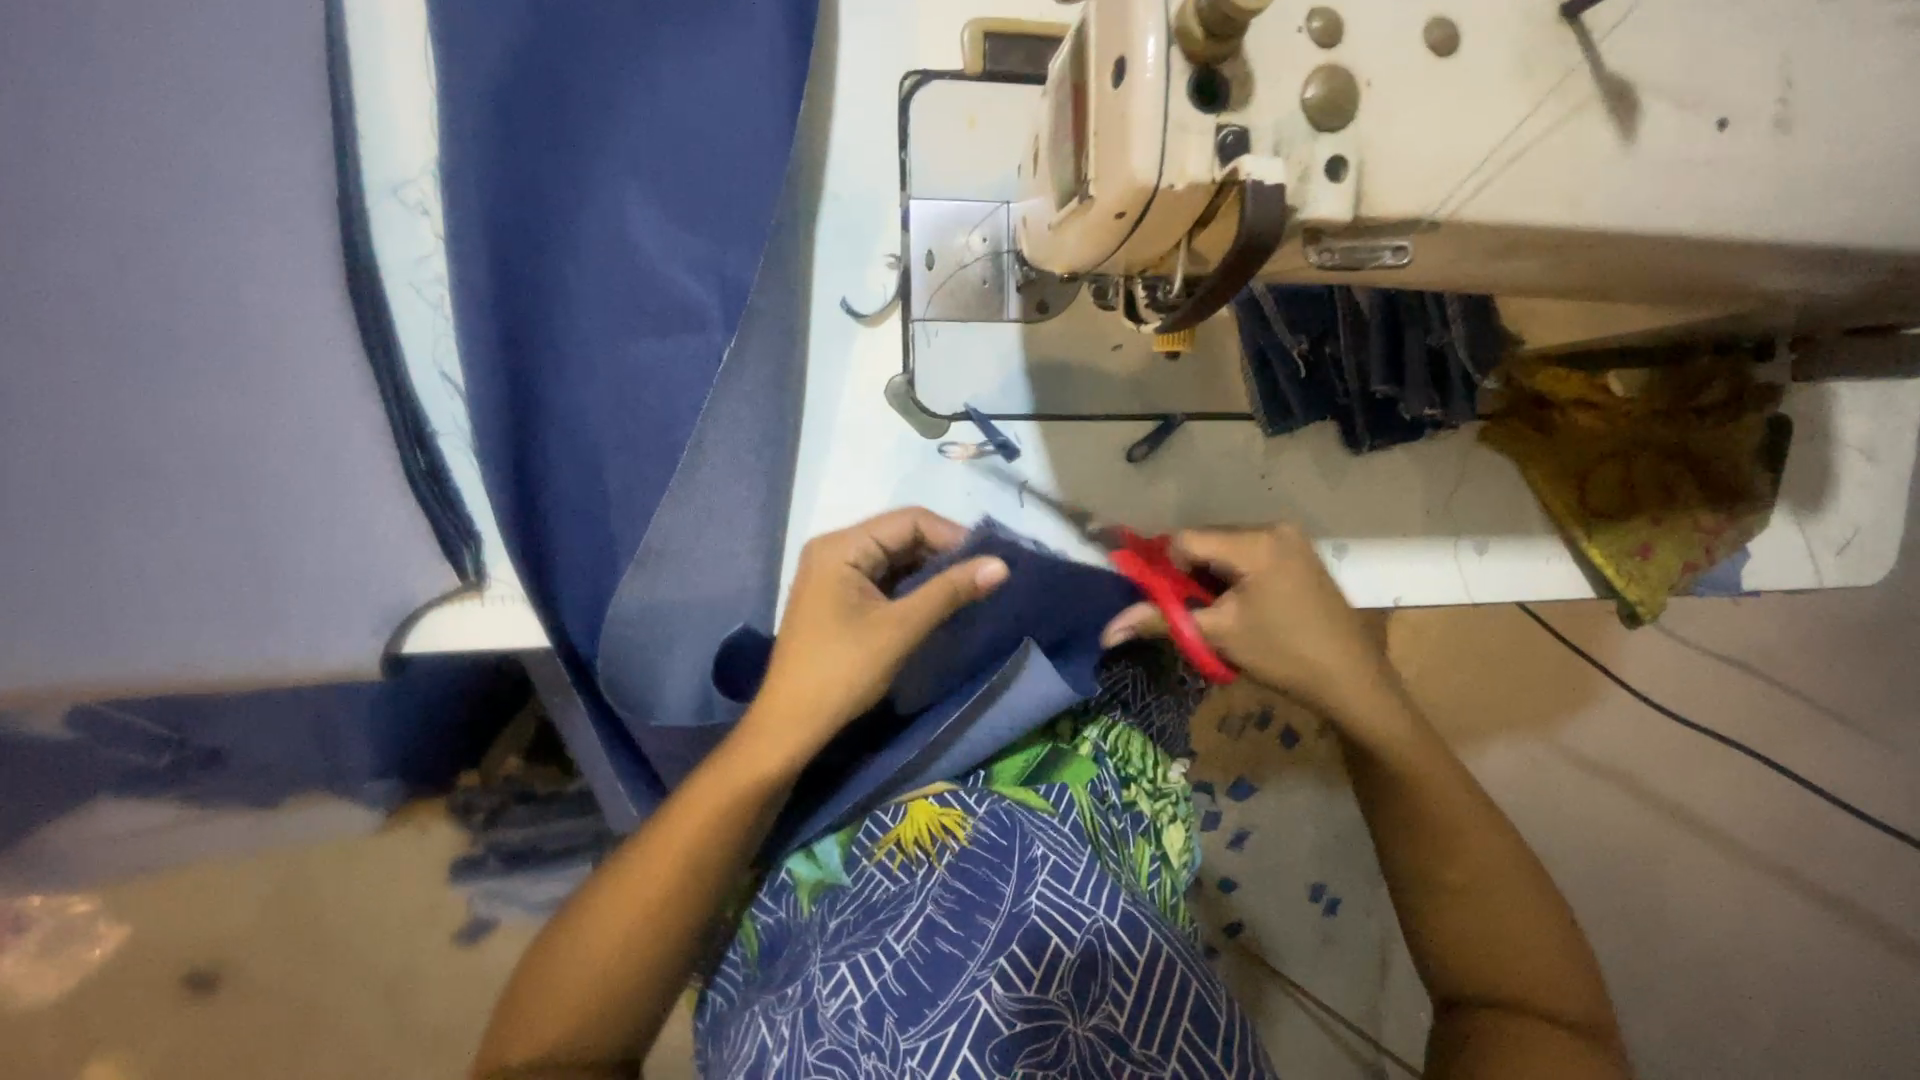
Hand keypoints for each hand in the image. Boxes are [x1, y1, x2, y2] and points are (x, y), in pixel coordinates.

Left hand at [740, 508, 1008, 769]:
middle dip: (944, 553)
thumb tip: (1001, 565)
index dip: (953, 536)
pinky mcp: (838, 598)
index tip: (990, 562)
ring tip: (970, 589)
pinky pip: (884, 579)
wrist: (792, 724)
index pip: (909, 520)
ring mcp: (834, 574)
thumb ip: (950, 591)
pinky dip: (913, 588)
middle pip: (901, 535)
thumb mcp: (901, 628)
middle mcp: (835, 549)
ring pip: (895, 559)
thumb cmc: (842, 671)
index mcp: (841, 546)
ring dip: (931, 572)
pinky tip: (940, 602)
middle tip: (985, 576)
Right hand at [1100, 524, 1398, 723]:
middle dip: (1189, 575)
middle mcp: (1273, 528)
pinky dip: (1233, 577)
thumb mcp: (1218, 636)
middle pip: (1205, 540)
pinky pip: (1248, 554)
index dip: (1166, 569)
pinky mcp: (1299, 553)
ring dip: (1210, 577)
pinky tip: (1241, 607)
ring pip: (1225, 549)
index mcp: (1255, 542)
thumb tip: (1106, 630)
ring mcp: (1290, 539)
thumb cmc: (1284, 655)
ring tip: (1219, 614)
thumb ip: (1161, 621)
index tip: (1169, 603)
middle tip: (1194, 613)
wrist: (1352, 679)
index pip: (1185, 539)